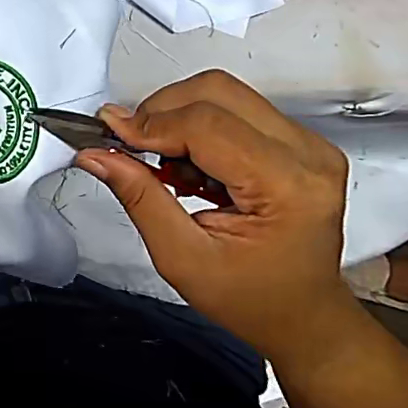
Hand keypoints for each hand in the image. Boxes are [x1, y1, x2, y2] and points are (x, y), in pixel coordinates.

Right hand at [76, 70, 353, 356]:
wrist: (301, 315)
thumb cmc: (254, 299)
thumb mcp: (182, 258)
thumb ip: (139, 198)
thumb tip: (100, 154)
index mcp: (288, 188)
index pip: (206, 125)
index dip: (150, 124)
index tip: (110, 135)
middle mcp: (307, 156)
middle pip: (215, 93)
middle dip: (161, 113)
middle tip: (131, 147)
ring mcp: (306, 143)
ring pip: (221, 93)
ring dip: (177, 118)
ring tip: (167, 167)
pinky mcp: (295, 140)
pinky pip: (233, 107)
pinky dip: (195, 126)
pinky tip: (190, 167)